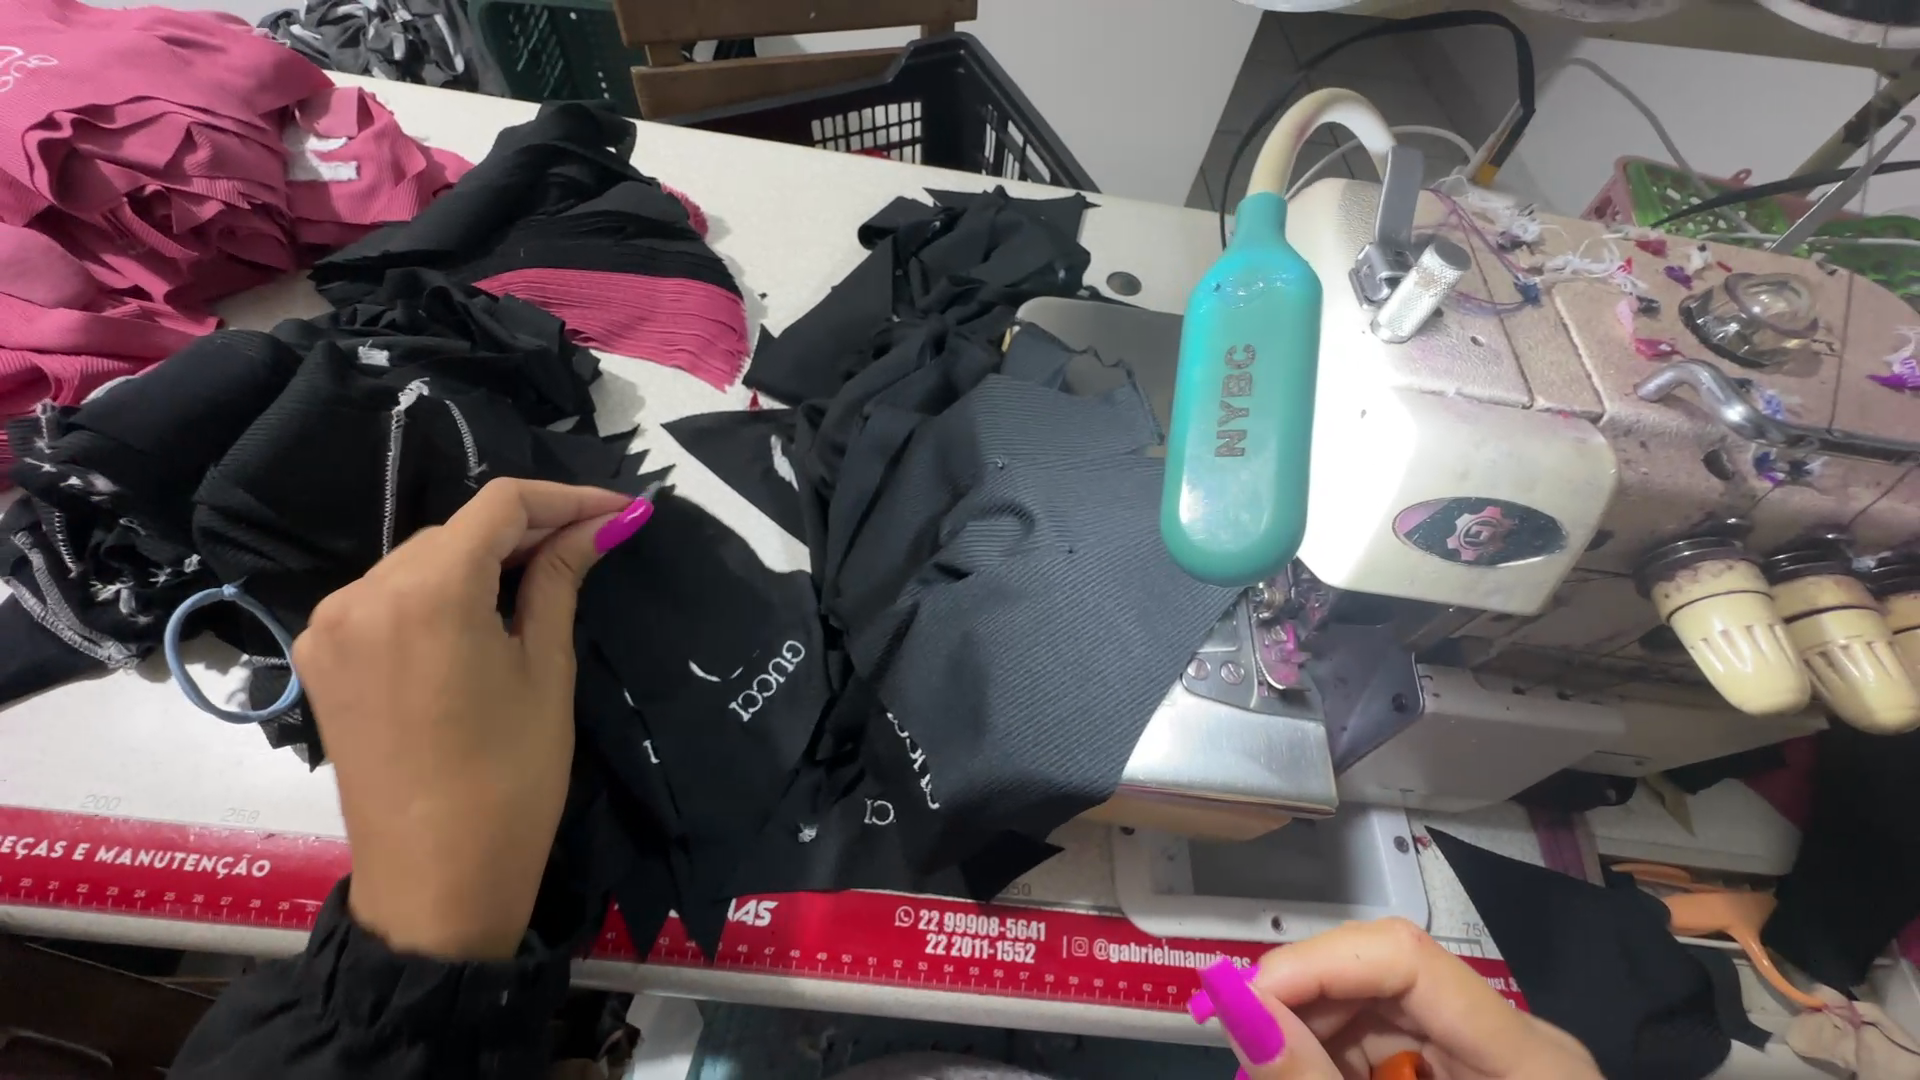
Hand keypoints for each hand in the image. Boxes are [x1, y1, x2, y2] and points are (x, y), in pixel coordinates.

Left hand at [293, 478, 635, 958]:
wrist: (438, 877)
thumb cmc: (513, 773)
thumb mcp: (547, 667)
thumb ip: (562, 579)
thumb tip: (602, 525)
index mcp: (426, 594)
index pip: (501, 506)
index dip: (568, 498)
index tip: (621, 511)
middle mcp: (362, 593)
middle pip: (460, 528)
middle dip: (532, 527)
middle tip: (597, 544)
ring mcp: (331, 625)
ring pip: (426, 557)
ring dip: (489, 555)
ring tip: (549, 575)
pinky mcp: (325, 656)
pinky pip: (394, 593)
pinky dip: (447, 587)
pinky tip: (488, 608)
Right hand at [1232, 919, 1600, 1079]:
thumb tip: (1237, 1007)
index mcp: (1534, 1066)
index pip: (1406, 959)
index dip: (1315, 964)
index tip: (1244, 1003)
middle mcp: (1519, 1043)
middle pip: (1385, 974)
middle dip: (1303, 1000)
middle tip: (1241, 1041)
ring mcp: (1497, 1059)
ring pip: (1376, 1001)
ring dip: (1311, 1028)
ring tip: (1274, 1067)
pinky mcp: (1471, 1077)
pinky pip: (1387, 1038)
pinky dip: (1336, 1055)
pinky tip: (1311, 1077)